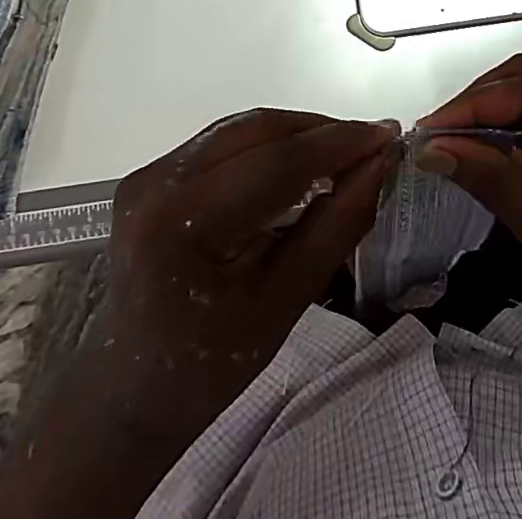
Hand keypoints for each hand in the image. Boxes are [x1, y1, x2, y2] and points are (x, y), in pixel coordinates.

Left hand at [100, 109, 398, 422]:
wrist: (133, 389)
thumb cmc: (210, 367)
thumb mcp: (285, 301)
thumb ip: (336, 226)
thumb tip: (379, 167)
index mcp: (183, 223)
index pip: (275, 163)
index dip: (338, 144)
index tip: (388, 134)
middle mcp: (155, 184)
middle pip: (253, 132)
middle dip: (318, 131)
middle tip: (370, 142)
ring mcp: (147, 177)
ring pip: (237, 132)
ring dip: (293, 136)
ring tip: (342, 152)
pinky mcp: (150, 178)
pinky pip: (218, 146)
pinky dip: (264, 148)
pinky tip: (297, 165)